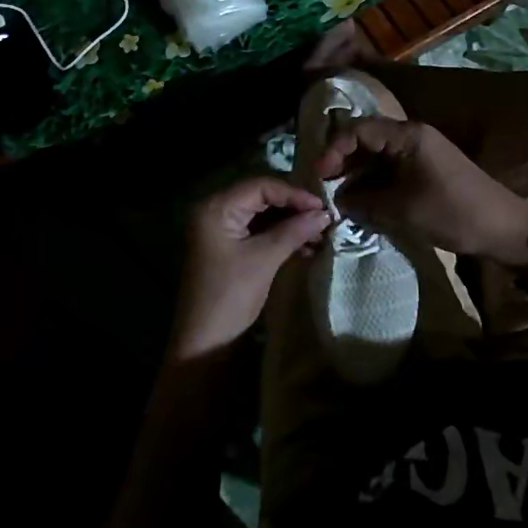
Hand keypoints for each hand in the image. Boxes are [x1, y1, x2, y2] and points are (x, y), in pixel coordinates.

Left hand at [171, 177, 331, 358]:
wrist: (203, 342)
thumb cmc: (230, 296)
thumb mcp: (264, 260)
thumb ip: (293, 232)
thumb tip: (324, 214)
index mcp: (216, 207)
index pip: (260, 186)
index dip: (293, 193)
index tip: (323, 206)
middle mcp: (214, 210)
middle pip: (260, 196)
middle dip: (293, 206)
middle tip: (324, 217)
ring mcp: (219, 228)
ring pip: (260, 214)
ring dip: (289, 222)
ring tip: (319, 234)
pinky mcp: (226, 245)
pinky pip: (255, 230)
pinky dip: (278, 235)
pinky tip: (304, 246)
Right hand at [315, 116, 527, 265]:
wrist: (505, 230)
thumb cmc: (453, 212)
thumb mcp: (403, 209)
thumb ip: (364, 201)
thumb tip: (338, 200)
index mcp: (407, 135)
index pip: (358, 129)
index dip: (334, 149)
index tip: (320, 175)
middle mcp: (412, 135)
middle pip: (365, 138)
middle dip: (342, 161)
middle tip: (325, 185)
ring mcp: (420, 151)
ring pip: (376, 155)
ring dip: (357, 174)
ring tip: (341, 198)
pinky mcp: (425, 168)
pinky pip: (390, 168)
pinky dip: (373, 182)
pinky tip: (363, 202)